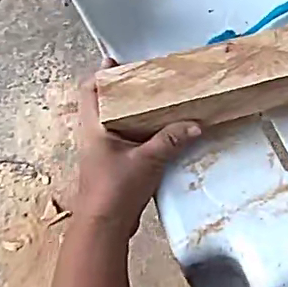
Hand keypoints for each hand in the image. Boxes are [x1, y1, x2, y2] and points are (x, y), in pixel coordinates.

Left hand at [69, 64, 204, 230]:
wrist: (105, 226)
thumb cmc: (115, 190)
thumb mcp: (147, 160)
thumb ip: (171, 139)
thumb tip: (196, 124)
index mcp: (94, 127)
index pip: (90, 90)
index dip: (102, 73)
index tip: (120, 60)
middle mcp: (97, 134)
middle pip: (107, 101)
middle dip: (127, 88)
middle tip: (152, 77)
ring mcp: (107, 149)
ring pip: (121, 119)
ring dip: (139, 109)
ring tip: (164, 98)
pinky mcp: (119, 161)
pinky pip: (133, 136)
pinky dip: (148, 128)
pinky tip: (168, 128)